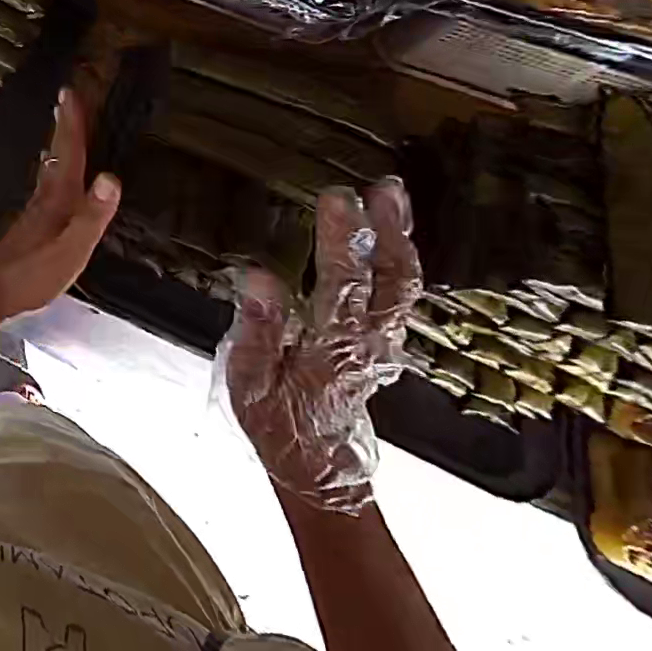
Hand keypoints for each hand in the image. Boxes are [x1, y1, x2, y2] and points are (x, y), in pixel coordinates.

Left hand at [0, 86, 121, 325]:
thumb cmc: (33, 274)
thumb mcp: (72, 250)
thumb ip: (92, 216)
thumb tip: (110, 177)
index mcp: (58, 201)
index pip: (68, 154)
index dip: (71, 124)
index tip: (70, 93)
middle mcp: (45, 198)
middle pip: (58, 154)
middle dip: (64, 125)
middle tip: (66, 97)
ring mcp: (35, 210)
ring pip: (50, 167)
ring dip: (58, 144)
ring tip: (61, 127)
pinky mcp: (30, 223)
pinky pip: (46, 183)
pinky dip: (52, 168)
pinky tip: (50, 175)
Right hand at [223, 179, 421, 513]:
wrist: (318, 464)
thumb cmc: (275, 419)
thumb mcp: (248, 381)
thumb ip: (256, 330)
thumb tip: (258, 277)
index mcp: (332, 347)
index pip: (342, 283)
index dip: (342, 239)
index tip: (337, 197)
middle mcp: (368, 341)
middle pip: (391, 280)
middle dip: (389, 230)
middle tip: (384, 187)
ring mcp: (383, 342)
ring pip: (403, 285)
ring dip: (402, 239)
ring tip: (393, 196)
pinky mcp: (384, 342)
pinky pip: (400, 295)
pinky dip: (400, 258)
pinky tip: (392, 236)